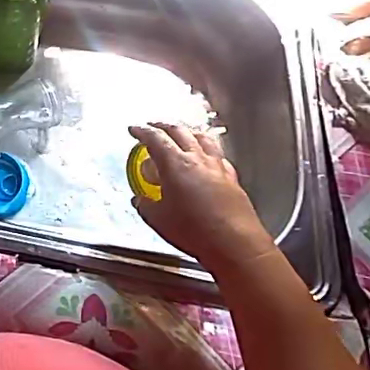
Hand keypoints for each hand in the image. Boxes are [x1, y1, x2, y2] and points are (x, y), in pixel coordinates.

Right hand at [129, 123, 278, 274]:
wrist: (235, 244)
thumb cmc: (195, 230)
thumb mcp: (159, 220)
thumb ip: (146, 205)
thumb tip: (140, 200)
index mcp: (175, 164)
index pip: (155, 139)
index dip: (142, 132)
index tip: (135, 129)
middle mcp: (197, 159)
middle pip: (179, 131)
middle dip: (163, 126)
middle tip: (154, 126)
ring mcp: (218, 167)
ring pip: (203, 138)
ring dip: (188, 132)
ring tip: (182, 133)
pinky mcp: (232, 179)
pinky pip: (218, 155)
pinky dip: (208, 150)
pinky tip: (207, 157)